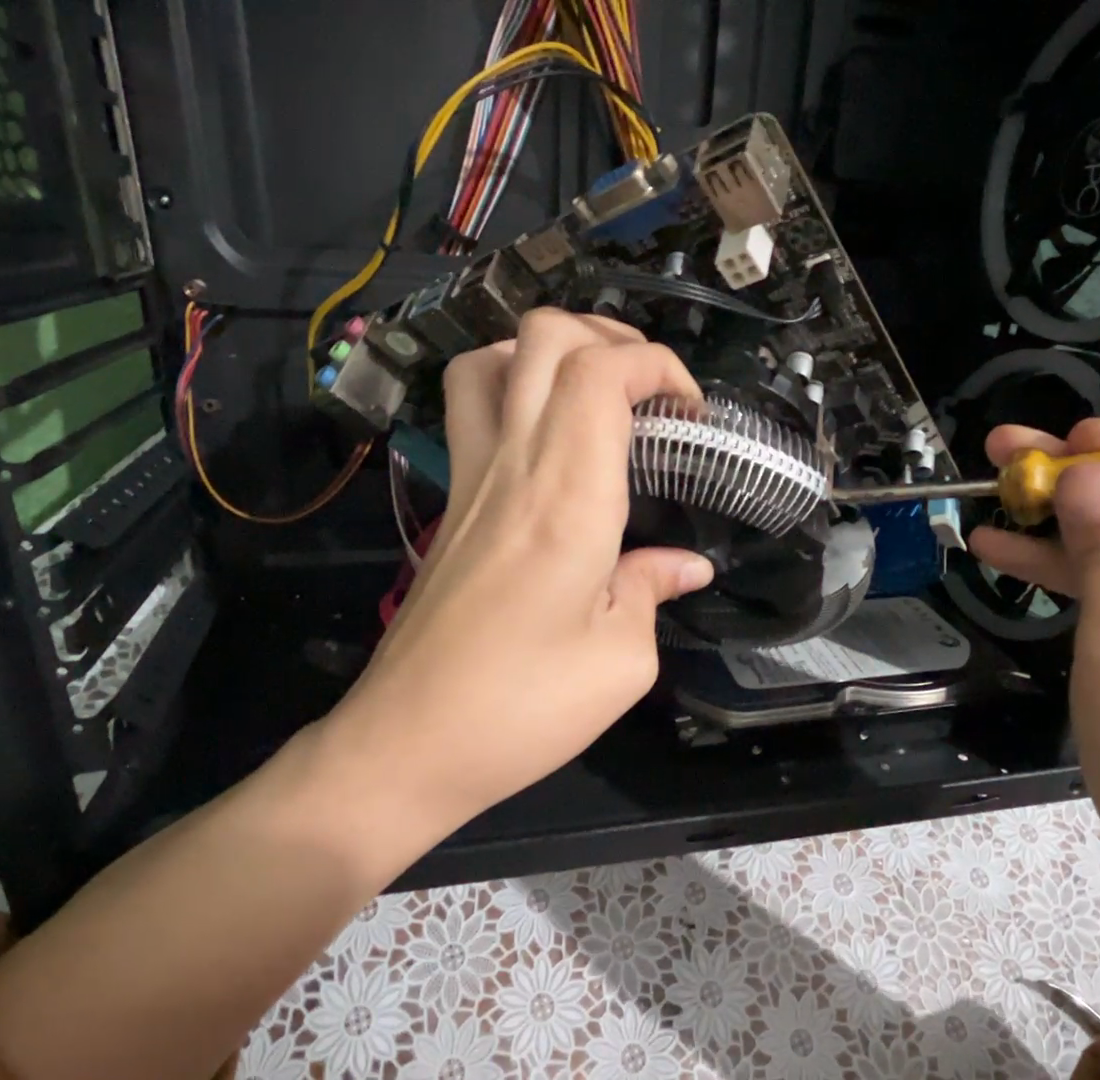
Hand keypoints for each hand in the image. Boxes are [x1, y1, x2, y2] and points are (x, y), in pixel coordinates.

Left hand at [327, 309, 715, 838]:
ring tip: (596, 395)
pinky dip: (511, 386)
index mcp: (567, 500)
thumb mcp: (621, 663)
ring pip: (492, 357)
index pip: (600, 373)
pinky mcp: (448, 501)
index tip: (691, 415)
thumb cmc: (522, 710)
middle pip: (543, 338)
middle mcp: (512, 467)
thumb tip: (684, 565)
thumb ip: (652, 591)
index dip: (657, 366)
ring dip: (552, 353)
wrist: (408, 743)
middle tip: (651, 392)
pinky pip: (469, 407)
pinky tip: (546, 436)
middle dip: (611, 339)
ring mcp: (469, 478)